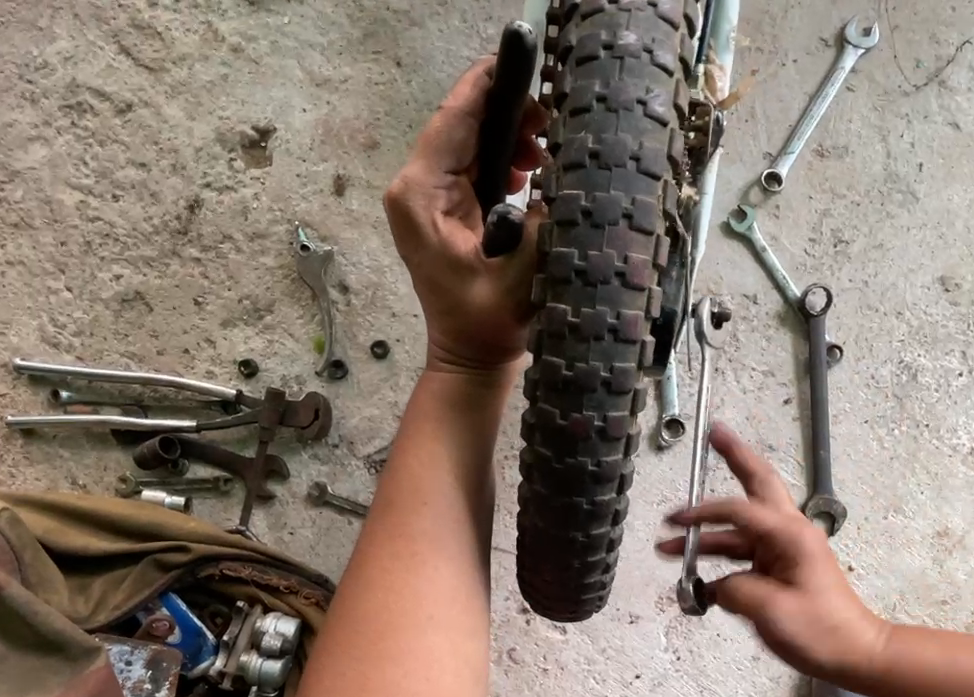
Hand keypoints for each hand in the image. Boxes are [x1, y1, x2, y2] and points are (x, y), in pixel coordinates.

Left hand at [384, 58, 548, 373]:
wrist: (469, 359)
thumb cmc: (488, 322)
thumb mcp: (522, 268)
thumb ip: (542, 216)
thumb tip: (560, 172)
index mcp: (421, 194)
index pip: (455, 118)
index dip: (490, 85)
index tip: (525, 59)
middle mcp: (413, 188)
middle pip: (460, 125)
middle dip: (507, 115)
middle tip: (551, 126)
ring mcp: (423, 199)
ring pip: (467, 143)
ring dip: (507, 138)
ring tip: (544, 152)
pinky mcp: (440, 211)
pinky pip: (470, 166)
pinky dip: (500, 161)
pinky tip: (530, 170)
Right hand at [657, 424, 890, 680]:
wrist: (853, 654)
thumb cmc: (820, 630)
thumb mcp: (771, 610)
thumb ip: (734, 590)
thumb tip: (715, 586)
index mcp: (790, 536)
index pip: (739, 510)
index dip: (704, 513)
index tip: (676, 521)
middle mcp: (787, 534)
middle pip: (756, 486)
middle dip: (735, 458)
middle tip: (714, 432)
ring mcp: (782, 552)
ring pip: (737, 531)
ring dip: (705, 535)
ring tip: (667, 545)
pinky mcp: (777, 571)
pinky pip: (741, 558)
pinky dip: (717, 565)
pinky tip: (693, 580)